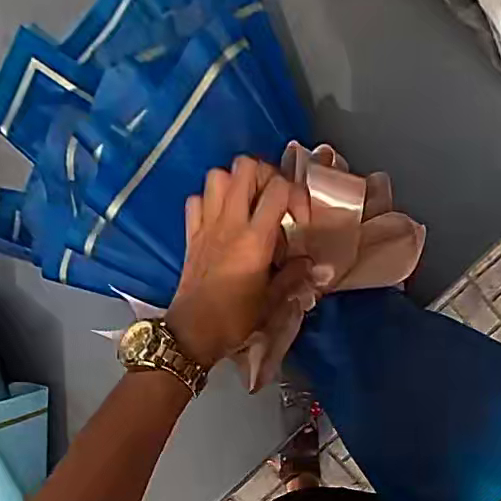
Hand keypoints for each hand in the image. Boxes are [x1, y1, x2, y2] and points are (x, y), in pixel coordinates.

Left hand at [166, 155, 292, 367]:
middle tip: (276, 201)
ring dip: (237, 183)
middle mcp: (230, 223)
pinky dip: (210, 201)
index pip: (279, 189)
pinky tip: (222, 219)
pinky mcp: (191, 233)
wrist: (193, 332)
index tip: (300, 220)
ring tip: (250, 206)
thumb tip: (309, 263)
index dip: (296, 195)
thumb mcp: (272, 302)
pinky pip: (197, 199)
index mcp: (255, 239)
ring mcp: (207, 224)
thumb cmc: (235, 319)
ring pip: (219, 175)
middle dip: (267, 176)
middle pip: (246, 167)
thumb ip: (293, 276)